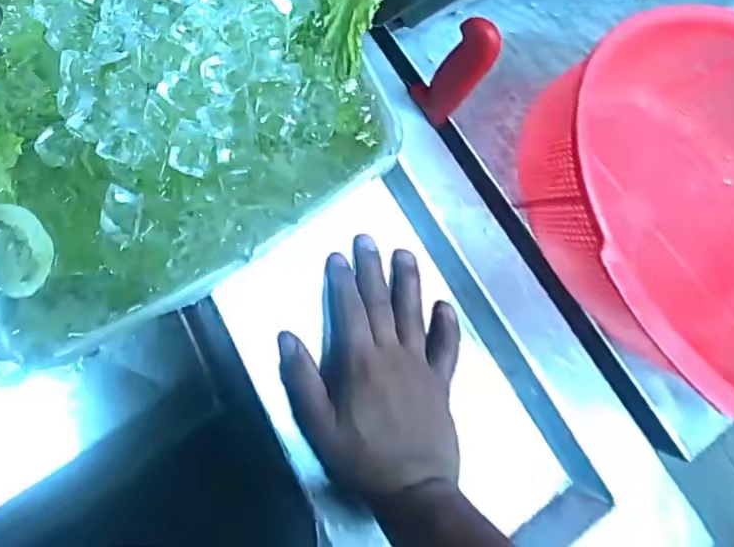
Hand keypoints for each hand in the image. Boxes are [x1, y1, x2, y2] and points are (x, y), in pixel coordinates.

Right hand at [280, 235, 462, 507]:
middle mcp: (391, 354)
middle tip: (367, 239)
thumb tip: (286, 336)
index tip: (337, 254)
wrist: (416, 494)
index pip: (349, 309)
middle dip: (371, 268)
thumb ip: (302, 379)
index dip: (341, 280)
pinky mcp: (441, 383)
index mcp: (359, 361)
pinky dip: (447, 326)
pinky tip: (445, 305)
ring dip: (408, 282)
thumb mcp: (319, 425)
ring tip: (405, 254)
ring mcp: (419, 367)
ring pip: (413, 315)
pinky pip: (446, 349)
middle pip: (380, 302)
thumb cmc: (362, 458)